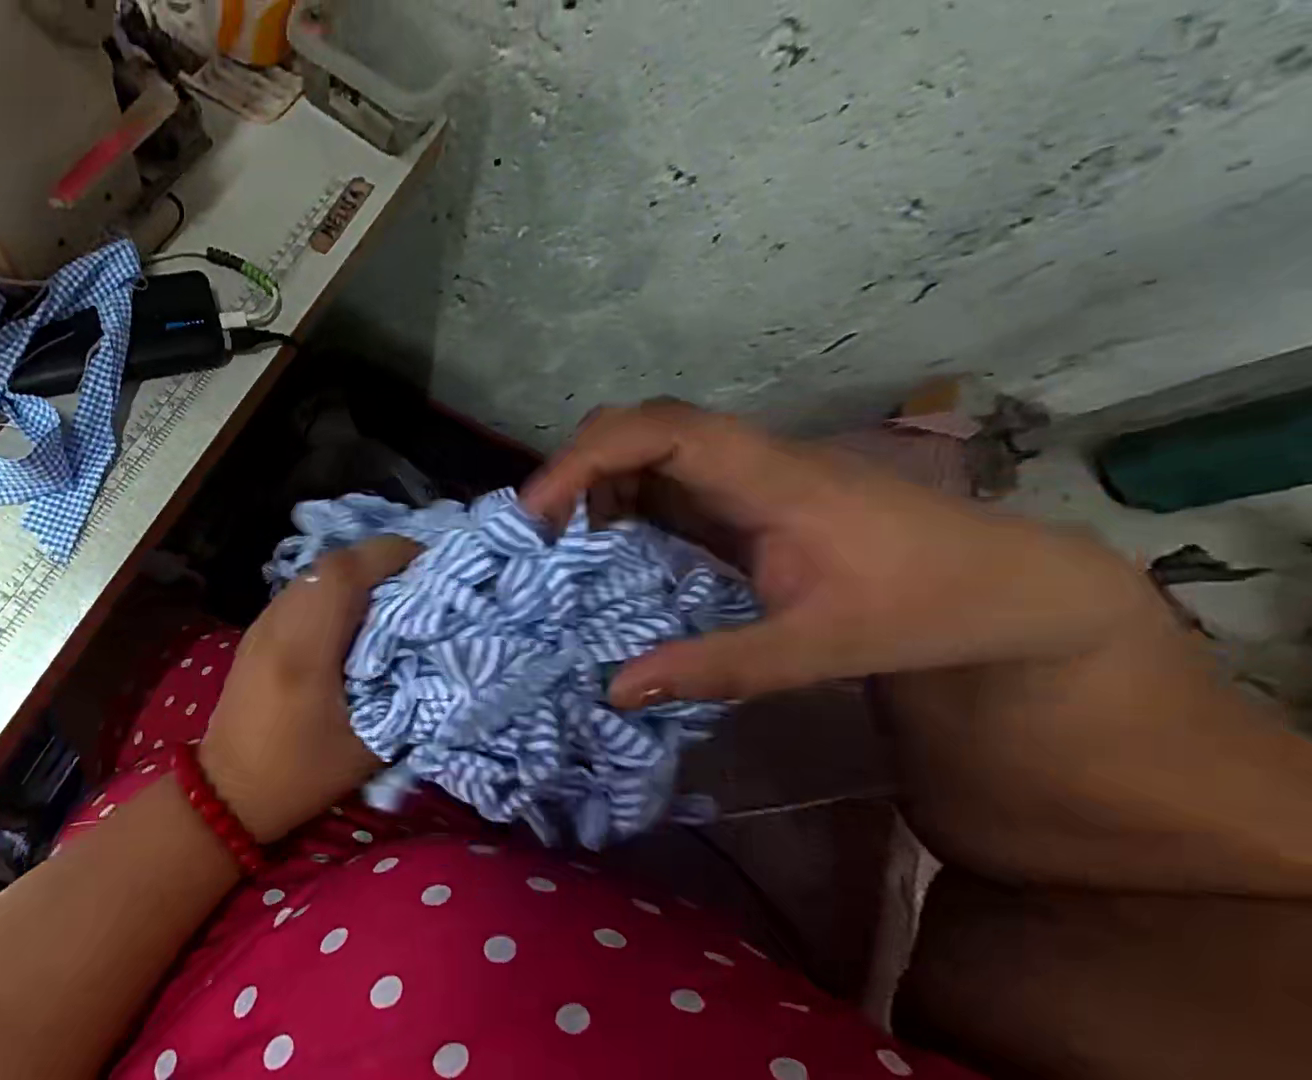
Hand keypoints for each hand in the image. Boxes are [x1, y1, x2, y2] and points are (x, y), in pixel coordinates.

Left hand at [197, 536, 420, 841]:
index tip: (429, 561)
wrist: (226, 791)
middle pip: (330, 564)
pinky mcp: (257, 631)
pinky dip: (333, 586)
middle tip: (418, 575)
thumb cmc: (300, 775)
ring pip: (313, 573)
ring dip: (355, 570)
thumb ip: (404, 698)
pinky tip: (354, 609)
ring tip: (393, 587)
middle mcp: (278, 624)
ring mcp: (262, 624)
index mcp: (304, 650)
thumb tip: (434, 654)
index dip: (389, 555)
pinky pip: (301, 590)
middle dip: (378, 558)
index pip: (344, 574)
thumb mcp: (367, 749)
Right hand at [521, 400, 1167, 705]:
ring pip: (644, 448)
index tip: (537, 511)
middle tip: (540, 535)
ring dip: (594, 486)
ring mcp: (742, 474)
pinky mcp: (741, 495)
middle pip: (638, 424)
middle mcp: (746, 460)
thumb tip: (616, 689)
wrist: (1012, 583)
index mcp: (769, 477)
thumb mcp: (823, 648)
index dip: (587, 458)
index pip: (661, 431)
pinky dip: (619, 506)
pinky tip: (611, 552)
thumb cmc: (925, 606)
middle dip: (577, 468)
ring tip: (565, 549)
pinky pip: (661, 483)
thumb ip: (720, 667)